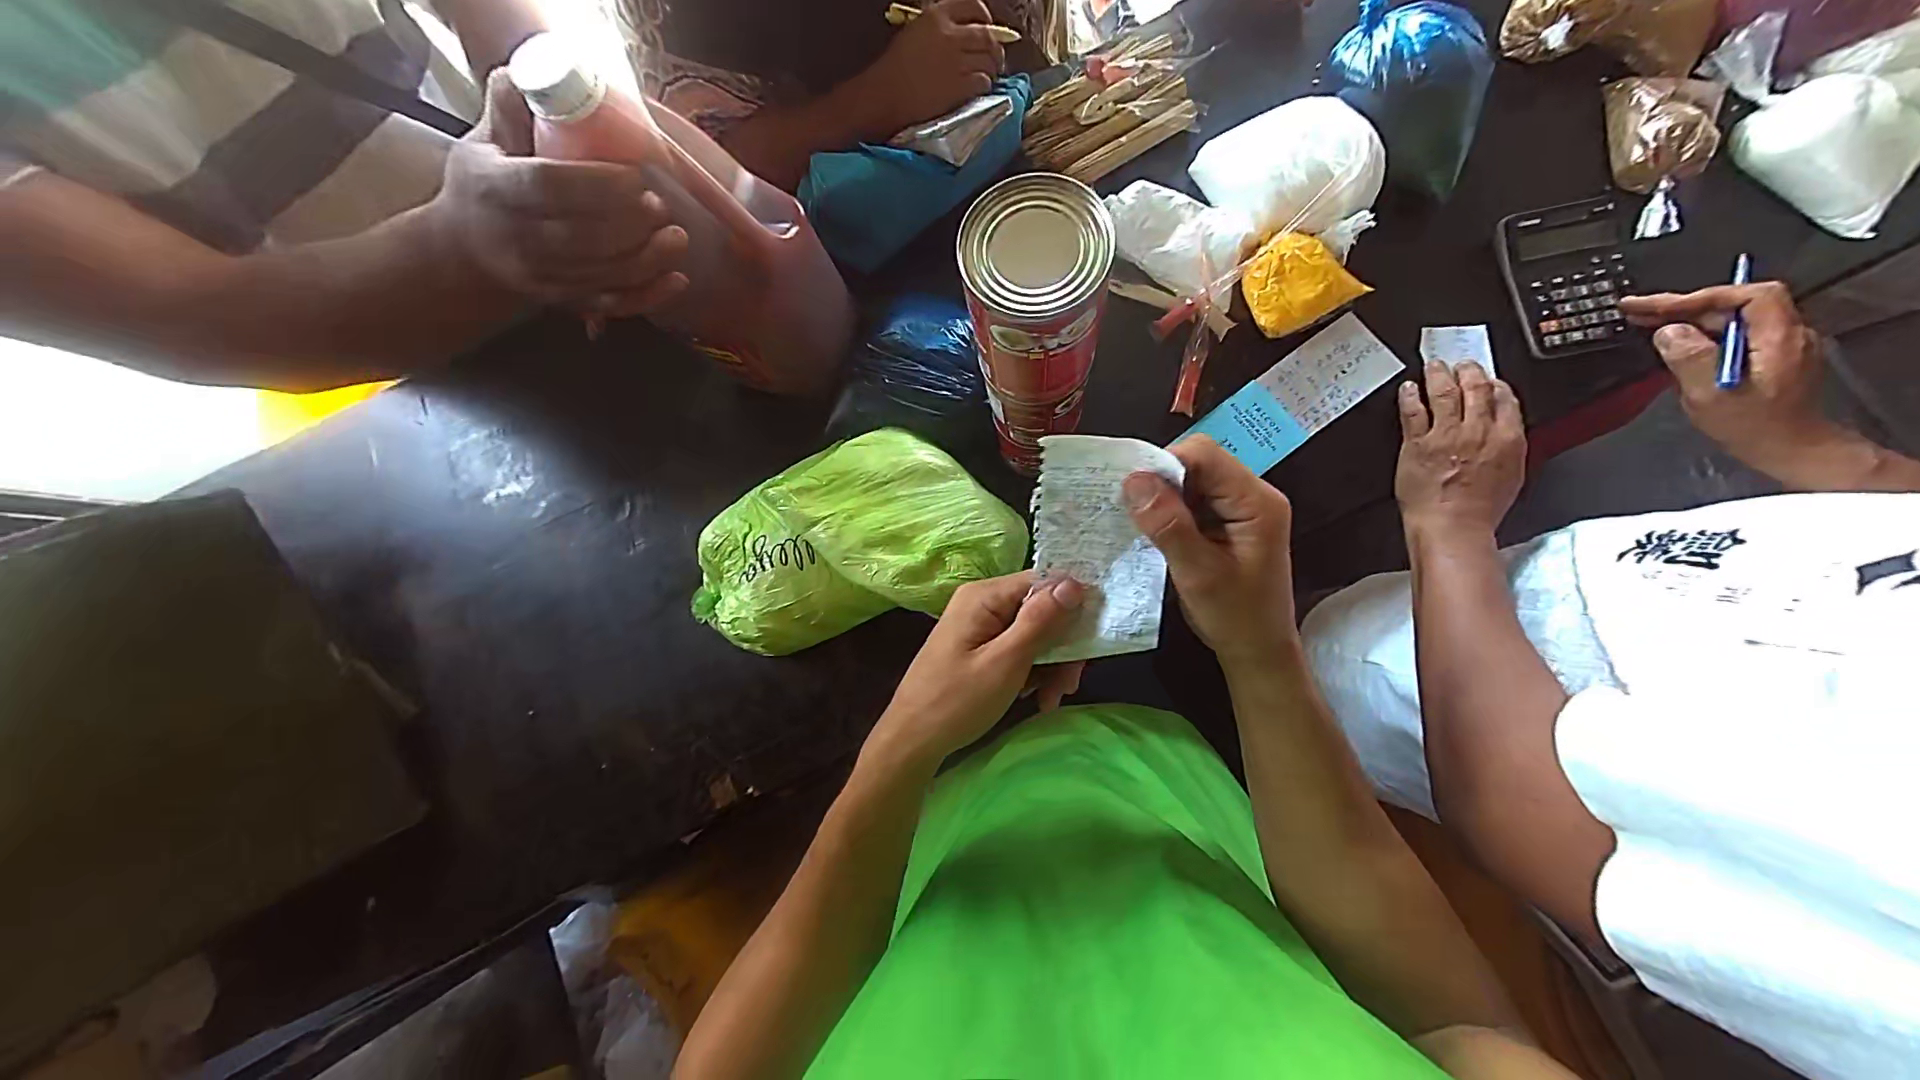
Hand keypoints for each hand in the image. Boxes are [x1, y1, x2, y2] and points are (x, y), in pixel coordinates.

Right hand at [434, 71, 688, 317]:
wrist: (470, 248)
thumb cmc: (488, 184)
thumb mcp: (487, 140)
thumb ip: (512, 108)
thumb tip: (538, 74)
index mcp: (495, 189)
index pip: (550, 186)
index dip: (599, 183)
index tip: (635, 178)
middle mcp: (517, 239)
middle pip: (584, 237)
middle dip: (631, 224)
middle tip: (662, 208)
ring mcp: (544, 278)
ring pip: (604, 274)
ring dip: (649, 259)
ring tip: (677, 237)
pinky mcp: (566, 303)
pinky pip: (613, 305)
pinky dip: (649, 296)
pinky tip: (677, 280)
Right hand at [853, 0, 1004, 133]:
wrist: (887, 96)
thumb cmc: (894, 67)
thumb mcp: (914, 32)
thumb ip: (938, 28)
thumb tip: (958, 31)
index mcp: (937, 16)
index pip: (973, 6)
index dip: (985, 18)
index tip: (988, 27)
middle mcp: (951, 36)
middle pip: (987, 36)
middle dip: (995, 48)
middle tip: (995, 58)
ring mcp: (957, 63)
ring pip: (988, 61)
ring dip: (992, 68)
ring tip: (989, 75)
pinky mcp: (960, 87)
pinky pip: (983, 82)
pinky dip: (985, 85)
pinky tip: (979, 89)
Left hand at [865, 571, 1083, 768]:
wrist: (912, 740)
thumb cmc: (958, 701)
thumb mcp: (1006, 662)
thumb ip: (1040, 621)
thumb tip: (1074, 583)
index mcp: (984, 596)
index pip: (1043, 582)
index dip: (1073, 607)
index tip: (1092, 641)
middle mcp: (982, 602)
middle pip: (1040, 609)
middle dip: (1062, 647)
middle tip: (1069, 685)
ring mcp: (979, 625)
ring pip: (1032, 633)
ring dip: (1050, 665)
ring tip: (1051, 699)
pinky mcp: (978, 647)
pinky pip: (1017, 648)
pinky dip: (1032, 671)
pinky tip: (1038, 698)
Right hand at [1123, 436, 1297, 668]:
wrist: (1258, 652)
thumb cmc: (1235, 617)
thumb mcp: (1197, 573)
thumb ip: (1168, 524)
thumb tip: (1134, 480)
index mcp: (1256, 502)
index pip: (1203, 454)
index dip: (1164, 465)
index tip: (1133, 494)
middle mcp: (1253, 496)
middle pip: (1198, 463)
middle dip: (1161, 482)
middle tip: (1132, 512)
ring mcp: (1241, 509)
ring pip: (1192, 481)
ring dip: (1163, 498)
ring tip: (1140, 523)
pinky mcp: (1229, 523)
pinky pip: (1194, 501)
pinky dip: (1170, 512)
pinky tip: (1155, 532)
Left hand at [1395, 361, 1525, 542]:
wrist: (1451, 525)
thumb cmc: (1480, 509)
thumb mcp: (1512, 474)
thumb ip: (1507, 446)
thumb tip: (1503, 431)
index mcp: (1508, 438)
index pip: (1505, 399)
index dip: (1494, 384)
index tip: (1488, 378)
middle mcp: (1477, 431)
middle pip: (1475, 389)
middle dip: (1469, 371)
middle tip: (1462, 364)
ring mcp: (1445, 435)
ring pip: (1444, 393)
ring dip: (1439, 375)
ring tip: (1434, 366)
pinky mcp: (1417, 443)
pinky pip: (1413, 412)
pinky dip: (1411, 396)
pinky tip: (1408, 388)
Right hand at [1619, 283, 1834, 473]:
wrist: (1787, 447)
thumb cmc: (1751, 425)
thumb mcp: (1710, 394)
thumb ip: (1690, 359)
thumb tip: (1668, 331)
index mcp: (1778, 338)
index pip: (1747, 296)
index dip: (1700, 297)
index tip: (1655, 306)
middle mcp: (1784, 334)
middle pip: (1734, 305)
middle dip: (1685, 305)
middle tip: (1638, 310)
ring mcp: (1776, 345)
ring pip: (1730, 319)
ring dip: (1687, 318)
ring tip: (1646, 321)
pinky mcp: (1764, 356)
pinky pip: (1730, 333)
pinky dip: (1698, 332)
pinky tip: (1673, 339)